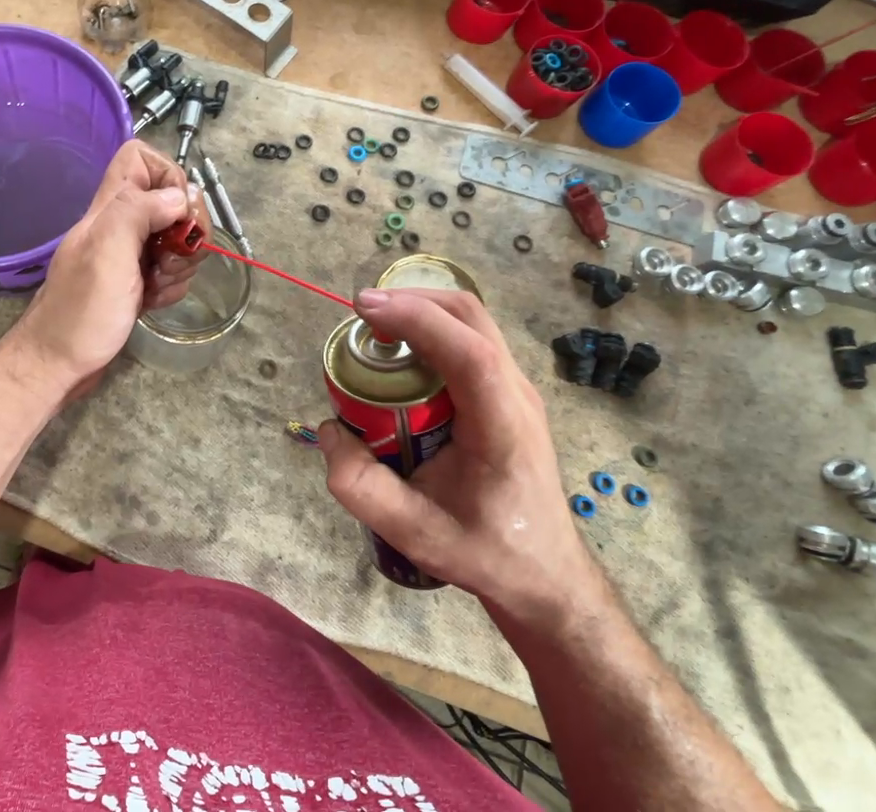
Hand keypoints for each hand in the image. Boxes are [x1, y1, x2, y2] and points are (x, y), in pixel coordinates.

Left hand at [3, 141, 206, 397]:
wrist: (57, 365)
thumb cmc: (80, 313)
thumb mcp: (107, 253)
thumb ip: (138, 212)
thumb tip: (179, 196)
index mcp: (108, 209)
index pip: (139, 158)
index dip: (168, 175)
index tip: (177, 213)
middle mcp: (118, 226)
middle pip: (169, 201)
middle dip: (184, 231)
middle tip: (170, 258)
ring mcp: (126, 256)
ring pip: (174, 241)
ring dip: (178, 265)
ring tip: (155, 287)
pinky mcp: (133, 284)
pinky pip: (167, 273)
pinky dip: (169, 287)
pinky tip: (151, 303)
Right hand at [317, 288, 601, 629]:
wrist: (546, 574)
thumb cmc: (486, 553)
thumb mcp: (413, 533)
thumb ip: (361, 486)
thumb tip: (329, 430)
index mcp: (502, 426)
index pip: (468, 351)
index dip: (415, 318)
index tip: (362, 307)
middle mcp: (516, 395)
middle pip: (470, 317)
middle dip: (412, 301)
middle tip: (359, 316)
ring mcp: (516, 390)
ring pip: (471, 322)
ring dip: (420, 312)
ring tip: (373, 331)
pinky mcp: (506, 394)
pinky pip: (468, 341)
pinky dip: (430, 330)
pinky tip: (399, 355)